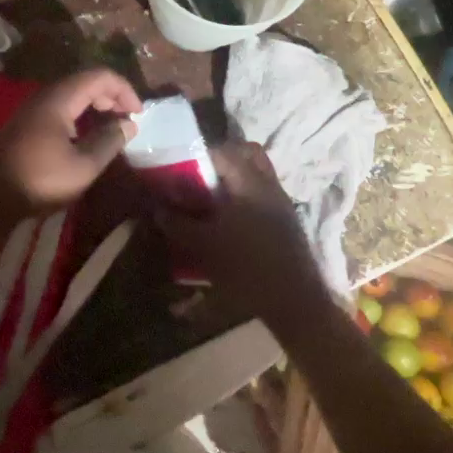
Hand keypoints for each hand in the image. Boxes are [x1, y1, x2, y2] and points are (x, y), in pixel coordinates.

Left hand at [0, 67, 141, 215]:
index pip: (99, 76)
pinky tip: (87, 135)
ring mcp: (32, 108)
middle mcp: (44, 96)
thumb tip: (128, 124)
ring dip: (95, 106)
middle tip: (128, 120)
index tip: (138, 113)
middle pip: (84, 82)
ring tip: (112, 128)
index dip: (123, 90)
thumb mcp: (83, 166)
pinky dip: (79, 114)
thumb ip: (109, 141)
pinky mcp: (26, 122)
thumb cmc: (40, 180)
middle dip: (111, 96)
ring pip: (71, 94)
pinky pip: (60, 106)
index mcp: (58, 99)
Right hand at [156, 142, 328, 325]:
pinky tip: (229, 222)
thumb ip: (178, 224)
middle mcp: (268, 184)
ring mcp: (281, 203)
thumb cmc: (246, 266)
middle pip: (247, 154)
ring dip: (234, 180)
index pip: (222, 151)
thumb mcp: (203, 246)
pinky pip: (262, 195)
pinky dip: (245, 198)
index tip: (179, 167)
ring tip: (211, 200)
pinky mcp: (286, 222)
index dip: (197, 154)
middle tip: (199, 177)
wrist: (294, 302)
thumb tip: (158, 210)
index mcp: (248, 181)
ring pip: (256, 175)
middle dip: (222, 161)